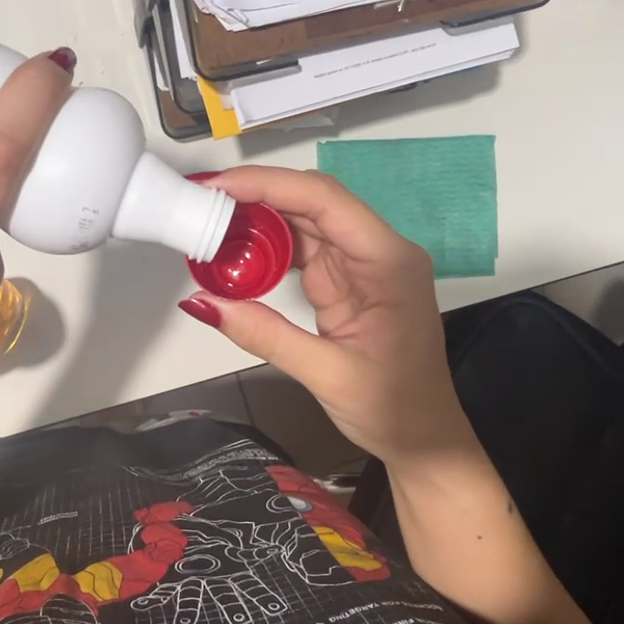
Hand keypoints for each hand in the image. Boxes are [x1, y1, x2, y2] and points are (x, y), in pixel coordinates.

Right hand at [180, 166, 463, 469]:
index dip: (269, 185)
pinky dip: (267, 249)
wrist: (424, 438)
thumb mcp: (328, 375)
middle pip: (313, 203)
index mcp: (388, 262)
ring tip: (208, 222)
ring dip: (258, 220)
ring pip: (304, 223)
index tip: (217, 187)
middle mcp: (377, 252)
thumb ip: (267, 335)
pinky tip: (234, 251)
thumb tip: (203, 303)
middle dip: (256, 197)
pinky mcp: (344, 283)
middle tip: (200, 202)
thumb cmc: (393, 408)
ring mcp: (359, 266)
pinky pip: (301, 251)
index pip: (325, 201)